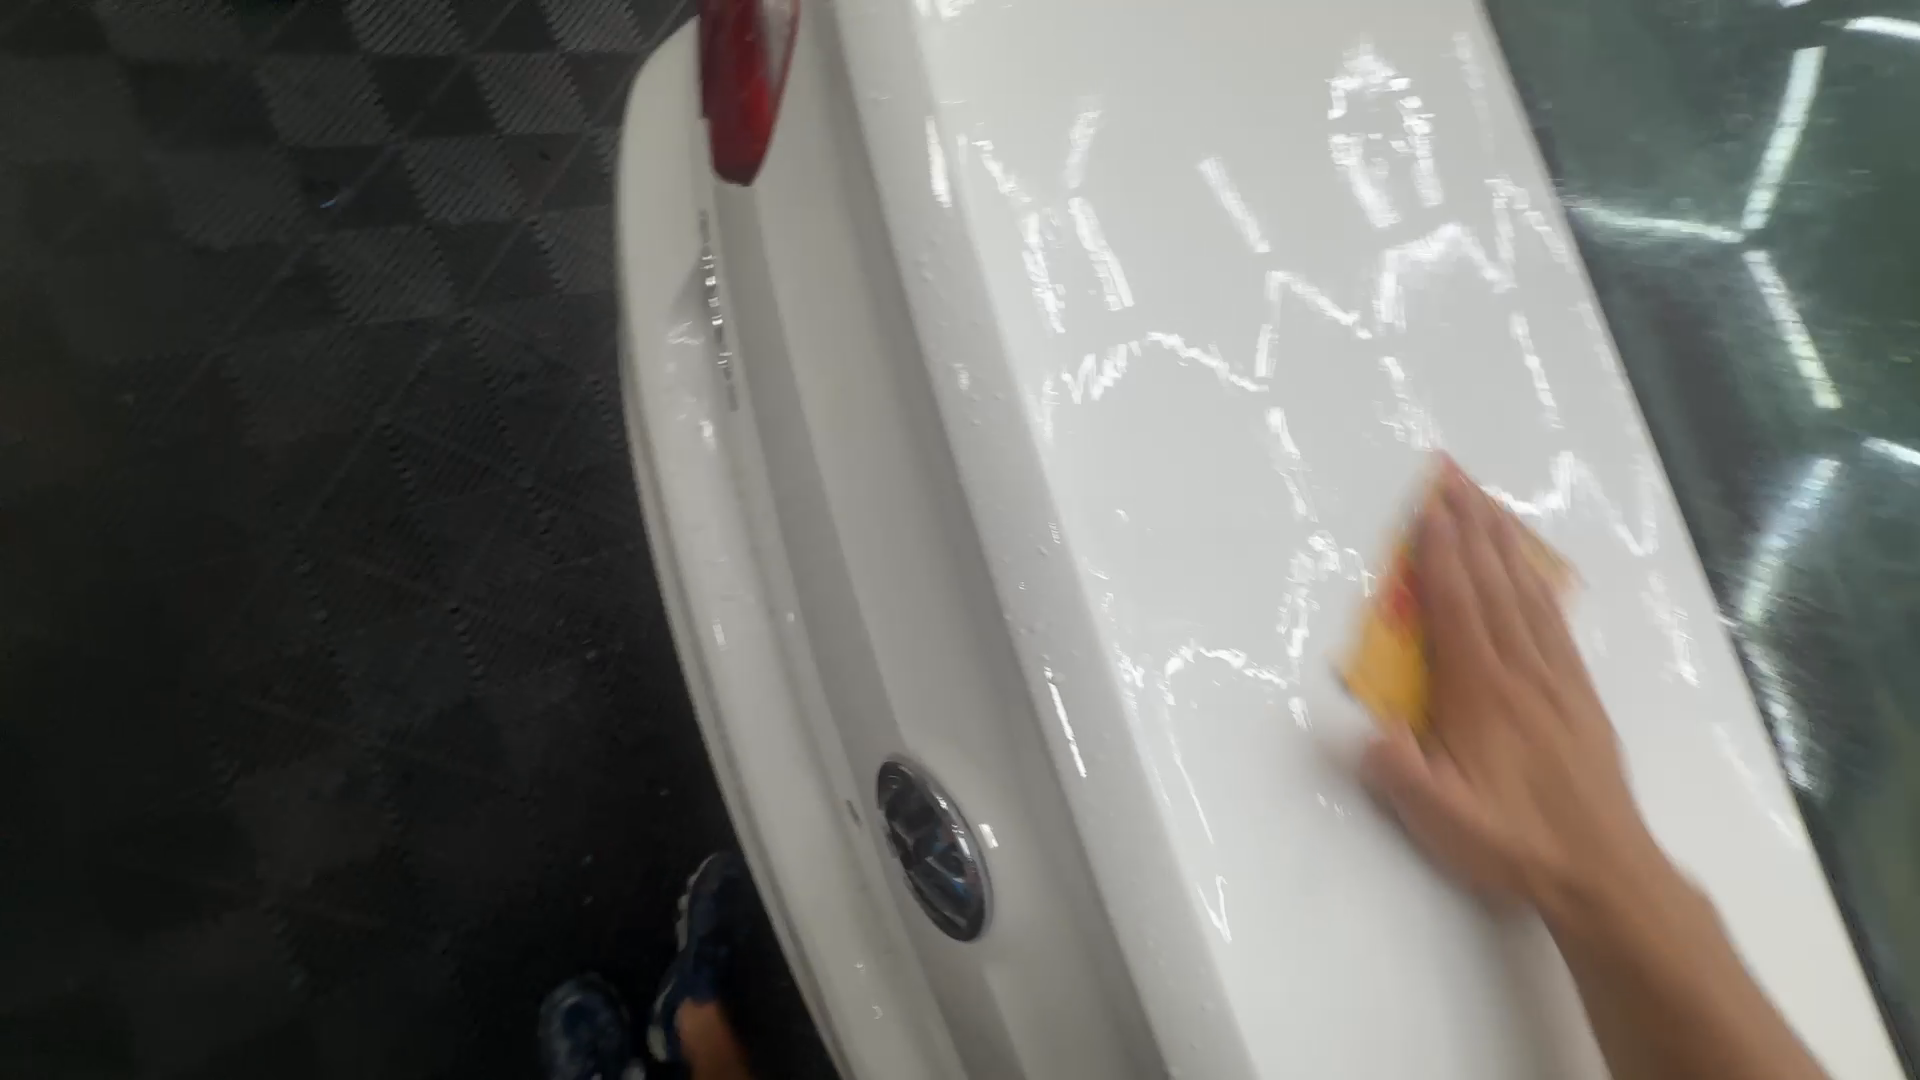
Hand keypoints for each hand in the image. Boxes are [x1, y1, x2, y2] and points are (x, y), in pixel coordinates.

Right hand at [1361, 464, 1671, 914]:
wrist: (1604, 876)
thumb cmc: (1509, 839)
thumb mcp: (1436, 814)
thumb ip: (1392, 766)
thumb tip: (1360, 725)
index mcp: (1480, 690)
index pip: (1456, 604)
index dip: (1442, 551)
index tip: (1430, 505)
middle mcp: (1520, 671)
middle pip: (1494, 583)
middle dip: (1473, 526)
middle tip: (1457, 478)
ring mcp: (1556, 679)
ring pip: (1526, 594)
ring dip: (1505, 543)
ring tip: (1488, 503)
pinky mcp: (1578, 695)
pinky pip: (1554, 623)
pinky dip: (1537, 583)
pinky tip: (1529, 570)